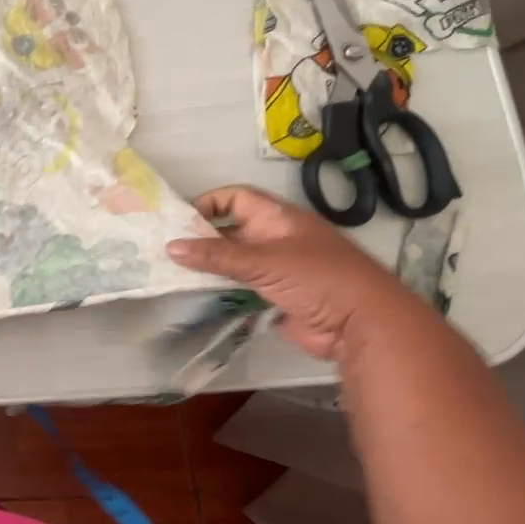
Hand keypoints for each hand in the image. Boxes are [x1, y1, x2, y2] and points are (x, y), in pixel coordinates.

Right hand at [166, 185, 422, 361]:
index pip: (236, 198)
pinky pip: (236, 282)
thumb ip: (216, 255)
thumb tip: (170, 246)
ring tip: (168, 268)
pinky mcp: (272, 292)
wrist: (362, 325)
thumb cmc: (319, 280)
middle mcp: (275, 238)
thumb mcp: (264, 262)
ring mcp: (274, 266)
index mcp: (279, 220)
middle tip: (161, 246)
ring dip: (204, 262)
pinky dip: (215, 283)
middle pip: (229, 228)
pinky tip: (191, 289)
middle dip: (198, 235)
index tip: (178, 220)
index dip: (208, 203)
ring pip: (230, 257)